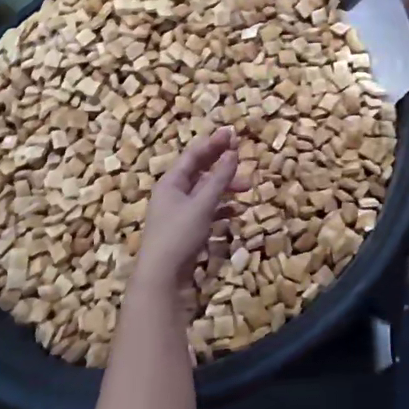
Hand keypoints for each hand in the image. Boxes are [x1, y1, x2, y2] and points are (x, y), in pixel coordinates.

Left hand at [133, 128, 247, 300]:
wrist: (162, 276)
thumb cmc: (179, 234)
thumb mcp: (201, 205)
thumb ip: (219, 180)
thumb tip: (232, 153)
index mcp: (170, 182)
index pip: (193, 156)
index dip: (213, 143)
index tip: (232, 133)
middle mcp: (172, 193)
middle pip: (199, 172)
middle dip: (221, 166)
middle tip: (244, 162)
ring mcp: (177, 212)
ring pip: (204, 192)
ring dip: (224, 188)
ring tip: (247, 189)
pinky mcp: (184, 230)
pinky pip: (205, 212)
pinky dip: (220, 209)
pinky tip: (235, 213)